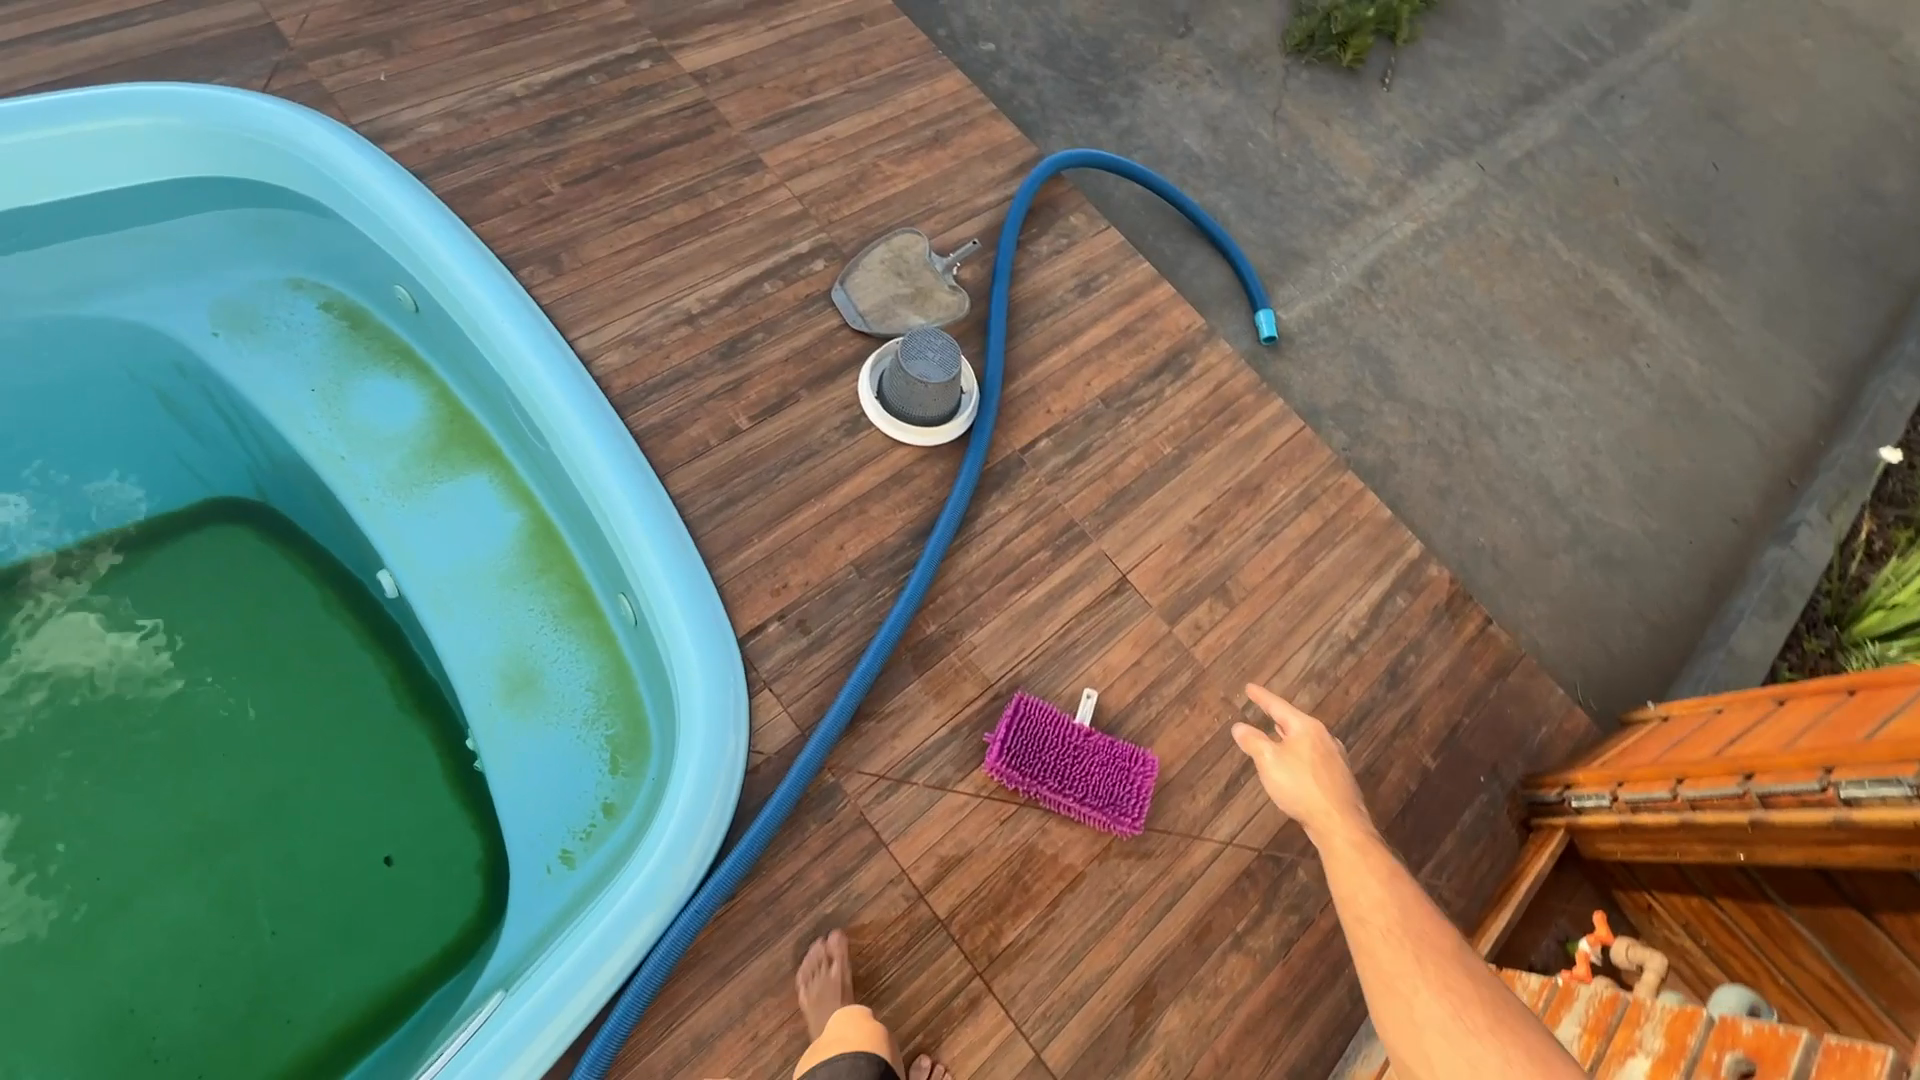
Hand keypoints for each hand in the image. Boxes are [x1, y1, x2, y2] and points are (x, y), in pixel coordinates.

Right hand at [1231, 684, 1374, 845]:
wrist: (1339, 823)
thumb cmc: (1300, 786)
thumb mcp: (1268, 761)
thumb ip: (1253, 741)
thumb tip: (1239, 726)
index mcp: (1306, 728)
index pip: (1278, 706)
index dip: (1261, 697)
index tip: (1249, 688)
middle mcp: (1324, 737)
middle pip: (1295, 722)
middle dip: (1278, 718)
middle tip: (1264, 710)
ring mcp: (1335, 757)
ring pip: (1306, 740)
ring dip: (1289, 737)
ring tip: (1277, 733)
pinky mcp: (1339, 777)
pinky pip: (1314, 757)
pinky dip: (1300, 754)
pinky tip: (1296, 764)